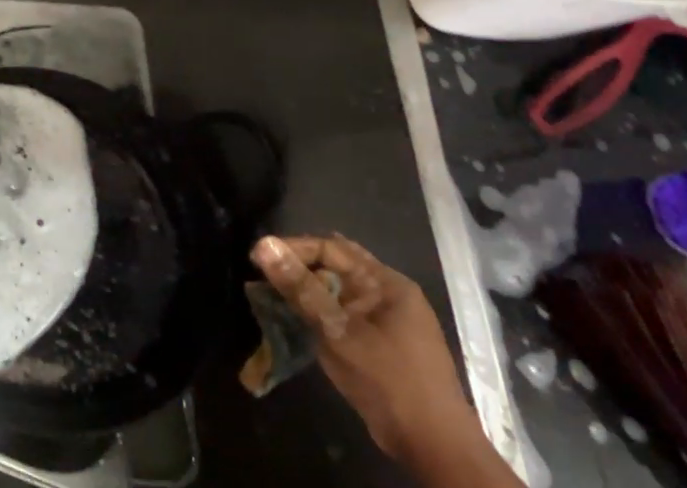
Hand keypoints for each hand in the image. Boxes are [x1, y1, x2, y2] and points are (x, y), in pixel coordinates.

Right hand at [251, 235, 475, 459]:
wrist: (431, 441)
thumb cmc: (385, 378)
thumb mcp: (336, 330)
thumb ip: (300, 287)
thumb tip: (264, 244)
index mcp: (387, 283)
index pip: (331, 248)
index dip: (291, 249)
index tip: (256, 259)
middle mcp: (390, 293)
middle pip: (337, 264)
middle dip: (298, 265)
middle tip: (262, 273)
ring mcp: (389, 318)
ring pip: (338, 289)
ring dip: (306, 288)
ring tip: (273, 295)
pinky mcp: (382, 339)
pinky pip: (343, 311)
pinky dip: (318, 309)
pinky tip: (298, 318)